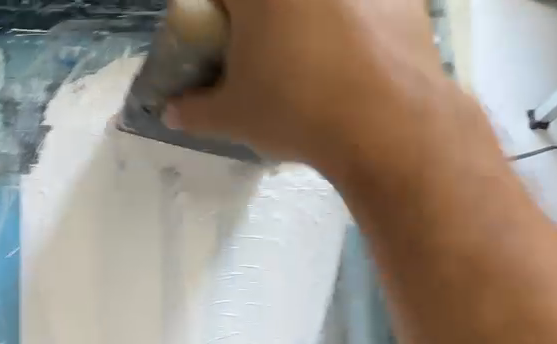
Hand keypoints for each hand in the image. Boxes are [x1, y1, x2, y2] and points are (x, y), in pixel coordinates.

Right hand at [165, 0, 465, 174]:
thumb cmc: (295, 110)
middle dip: (260, 16)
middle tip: (259, 45)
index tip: (216, 32)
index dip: (214, 11)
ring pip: (316, 5)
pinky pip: (359, 3)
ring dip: (306, 20)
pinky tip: (352, 55)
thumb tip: (172, 111)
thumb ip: (194, 110)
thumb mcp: (231, 117)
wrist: (385, 119)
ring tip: (308, 56)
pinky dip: (352, 20)